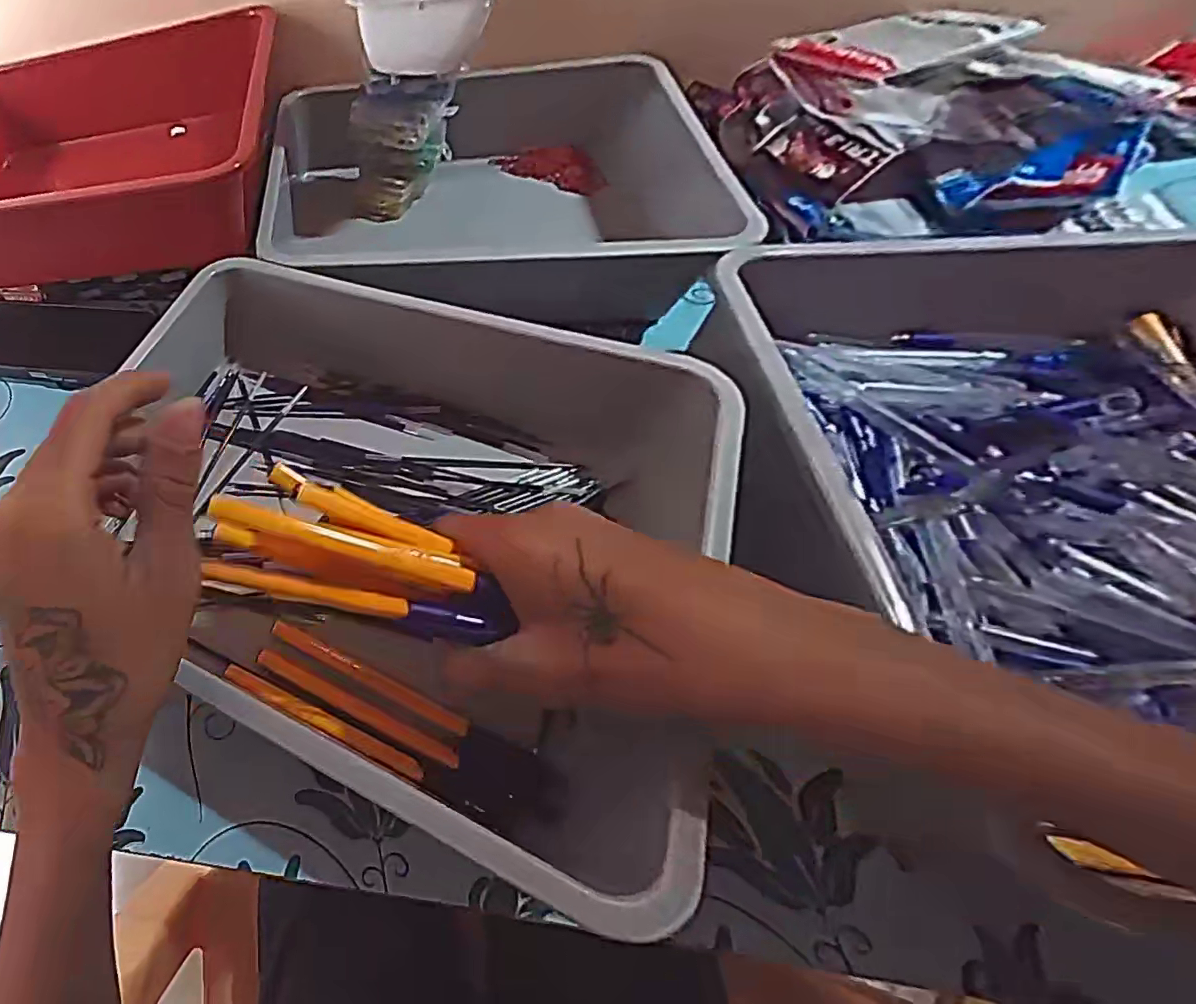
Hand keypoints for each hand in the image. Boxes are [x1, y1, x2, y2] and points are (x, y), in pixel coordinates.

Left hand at [0, 372, 206, 825]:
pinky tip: (124, 506)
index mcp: (47, 513)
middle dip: (123, 427)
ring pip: (57, 465)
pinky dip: (86, 487)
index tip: (170, 384)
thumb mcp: (166, 564)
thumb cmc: (133, 654)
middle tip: (175, 440)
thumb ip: (170, 479)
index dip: (129, 391)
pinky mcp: (3, 551)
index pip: (84, 418)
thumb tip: (187, 409)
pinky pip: (46, 496)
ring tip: (158, 478)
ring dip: (107, 458)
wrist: (79, 728)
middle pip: (67, 439)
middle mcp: (9, 513)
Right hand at [436, 504, 897, 726]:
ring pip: (510, 556)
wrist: (775, 650)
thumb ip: (478, 667)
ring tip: (530, 649)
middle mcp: (544, 520)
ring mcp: (581, 527)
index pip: (440, 534)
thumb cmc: (655, 656)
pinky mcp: (609, 542)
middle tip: (479, 647)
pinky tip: (570, 635)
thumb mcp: (552, 675)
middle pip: (474, 547)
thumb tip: (440, 663)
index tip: (419, 614)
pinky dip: (537, 592)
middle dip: (466, 595)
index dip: (420, 571)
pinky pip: (546, 559)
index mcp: (520, 539)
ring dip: (503, 598)